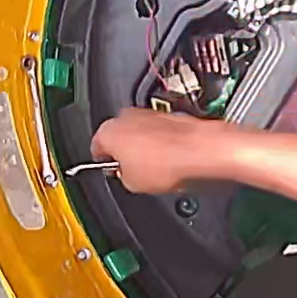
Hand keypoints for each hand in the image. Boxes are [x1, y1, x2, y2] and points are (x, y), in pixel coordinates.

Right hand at [90, 108, 232, 193]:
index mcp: (108, 132)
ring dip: (145, 149)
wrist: (199, 150)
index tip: (113, 172)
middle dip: (126, 155)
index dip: (106, 164)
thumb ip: (122, 176)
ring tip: (158, 170)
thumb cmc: (167, 162)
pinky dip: (162, 144)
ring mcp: (148, 114)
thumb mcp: (132, 183)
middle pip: (118, 138)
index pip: (96, 148)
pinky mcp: (168, 115)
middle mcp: (126, 117)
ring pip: (139, 134)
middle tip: (136, 173)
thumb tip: (127, 175)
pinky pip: (159, 132)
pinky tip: (171, 161)